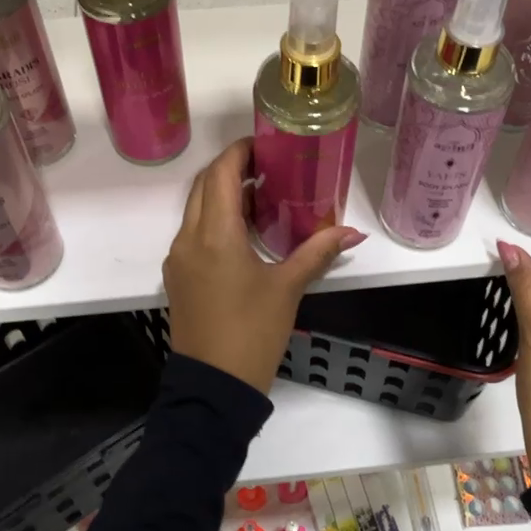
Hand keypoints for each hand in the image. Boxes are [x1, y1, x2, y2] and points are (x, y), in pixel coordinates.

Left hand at [163, 138, 367, 392]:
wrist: (215, 386)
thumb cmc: (253, 332)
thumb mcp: (289, 288)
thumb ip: (317, 252)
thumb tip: (352, 232)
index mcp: (214, 234)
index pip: (221, 173)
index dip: (241, 152)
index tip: (266, 144)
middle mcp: (188, 238)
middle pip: (205, 186)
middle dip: (233, 170)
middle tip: (269, 168)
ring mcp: (178, 259)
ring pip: (196, 209)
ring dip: (224, 196)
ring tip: (263, 197)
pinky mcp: (177, 277)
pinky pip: (193, 233)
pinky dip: (215, 220)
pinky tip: (245, 233)